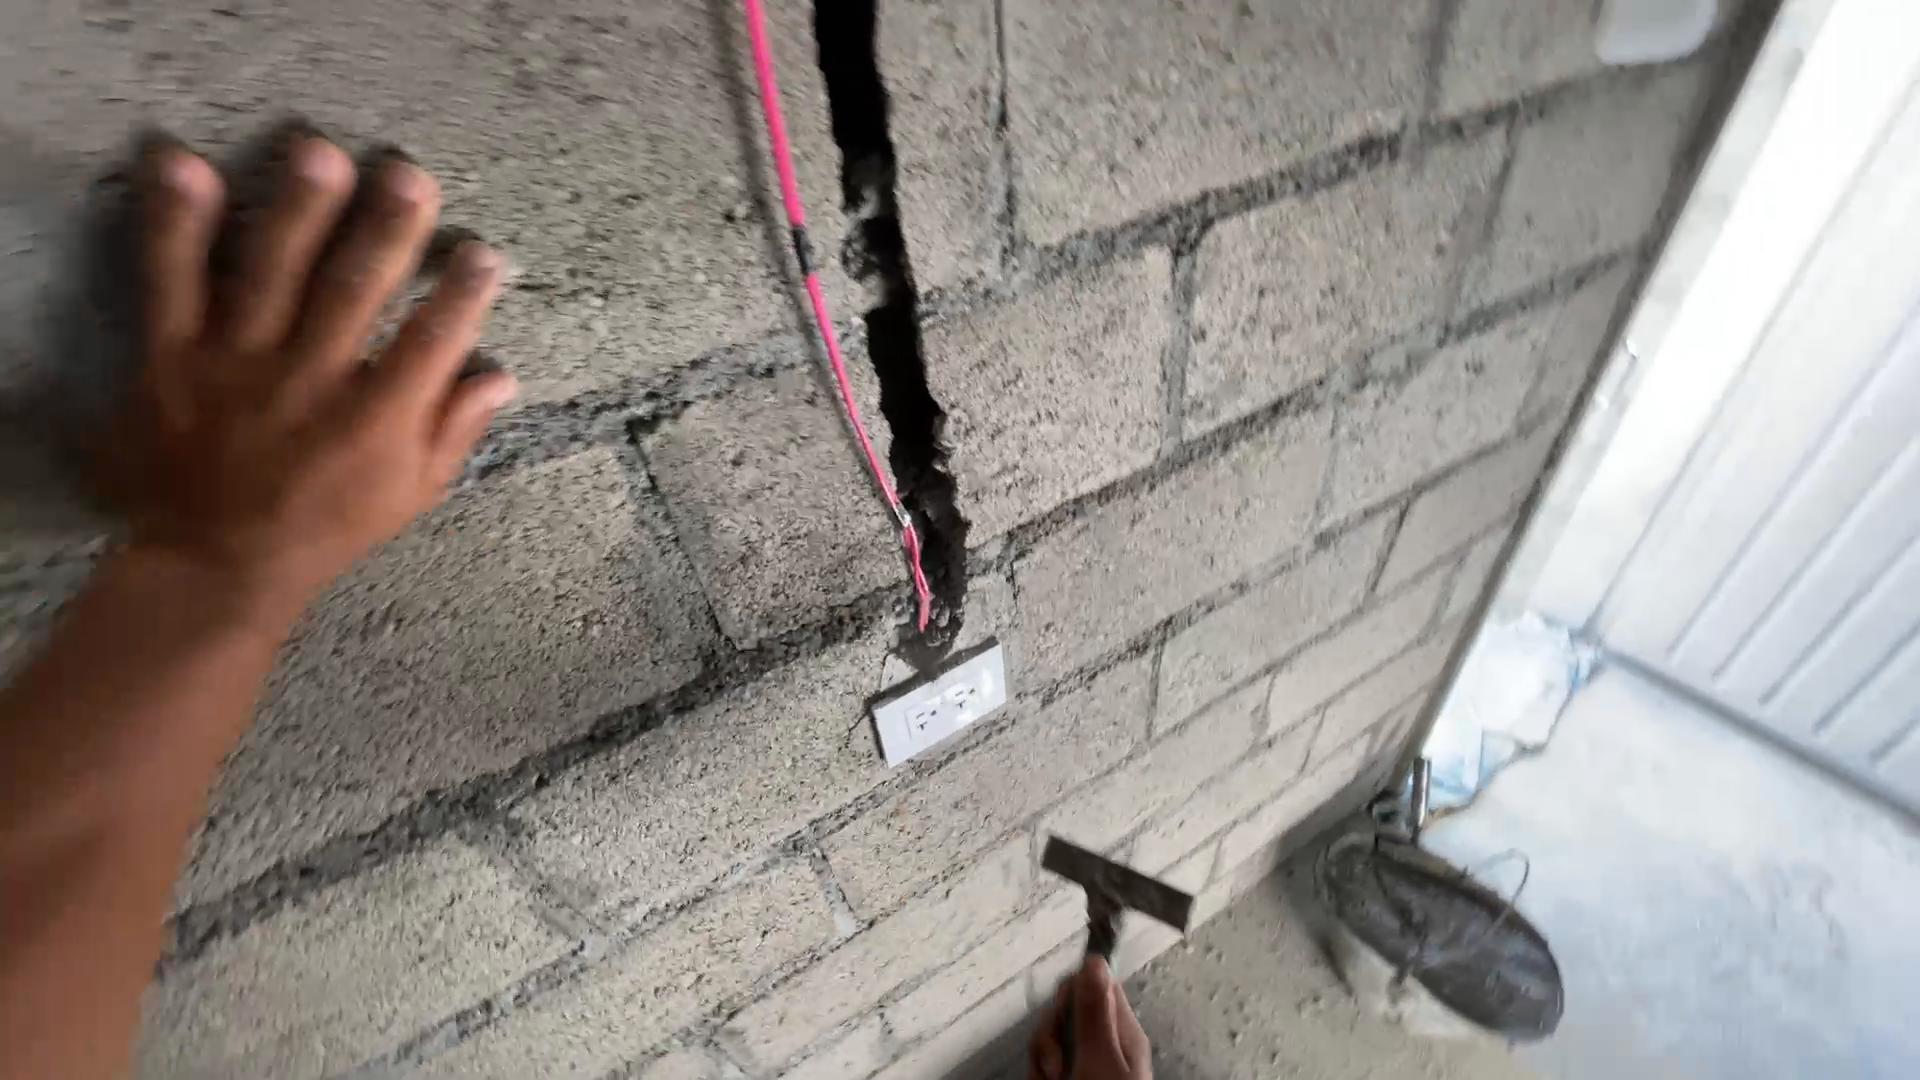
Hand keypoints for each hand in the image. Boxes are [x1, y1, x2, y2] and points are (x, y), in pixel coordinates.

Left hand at [109, 135, 515, 613]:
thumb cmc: (338, 521)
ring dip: (298, 208)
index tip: (485, 254)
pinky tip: (186, 165)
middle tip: (411, 178)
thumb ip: (457, 427)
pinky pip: (171, 280)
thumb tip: (502, 375)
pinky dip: (176, 222)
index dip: (462, 295)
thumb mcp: (419, 488)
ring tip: (321, 153)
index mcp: (379, 418)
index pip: (432, 343)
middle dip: (388, 232)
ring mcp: (236, 363)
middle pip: (354, 292)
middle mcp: (312, 381)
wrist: (220, 555)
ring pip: (269, 272)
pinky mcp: (171, 355)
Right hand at [1030, 957, 1151, 1079]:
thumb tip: (1095, 958)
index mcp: (1123, 1028)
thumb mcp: (1100, 1054)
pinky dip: (1041, 1070)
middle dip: (1051, 1032)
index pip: (1095, 982)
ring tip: (1052, 1078)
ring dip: (1043, 1056)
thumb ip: (1095, 1010)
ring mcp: (1090, 1059)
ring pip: (1053, 1036)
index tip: (1062, 1012)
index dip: (1072, 990)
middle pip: (1067, 1009)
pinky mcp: (1075, 1074)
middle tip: (1057, 1061)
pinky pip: (1048, 1058)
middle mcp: (1108, 1039)